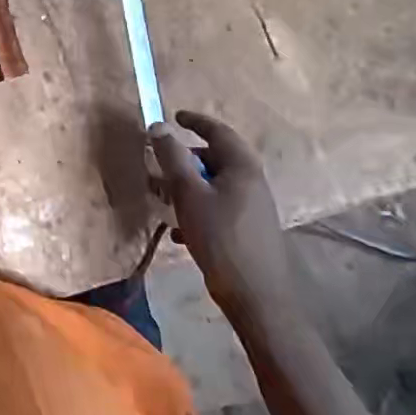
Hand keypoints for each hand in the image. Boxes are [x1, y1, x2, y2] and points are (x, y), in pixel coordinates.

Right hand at [149, 110, 294, 321]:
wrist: (256, 297)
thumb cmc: (221, 237)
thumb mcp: (189, 193)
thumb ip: (172, 158)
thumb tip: (158, 127)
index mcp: (242, 166)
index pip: (218, 131)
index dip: (195, 121)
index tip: (174, 117)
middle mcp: (252, 181)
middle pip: (215, 158)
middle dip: (185, 159)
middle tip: (161, 165)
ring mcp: (254, 207)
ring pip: (215, 185)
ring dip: (189, 186)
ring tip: (165, 198)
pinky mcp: (250, 230)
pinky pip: (220, 207)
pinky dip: (199, 208)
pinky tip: (180, 231)